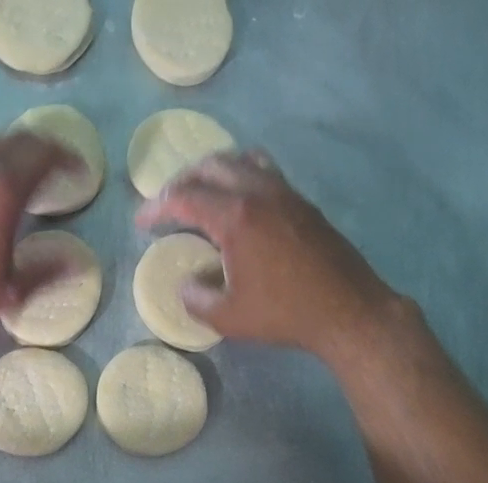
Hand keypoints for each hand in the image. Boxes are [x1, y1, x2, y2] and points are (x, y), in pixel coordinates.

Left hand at [0, 133, 77, 333]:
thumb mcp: (8, 290)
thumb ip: (46, 272)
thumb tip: (78, 265)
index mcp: (3, 188)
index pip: (43, 153)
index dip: (67, 157)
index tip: (78, 171)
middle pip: (15, 140)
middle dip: (40, 149)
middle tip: (53, 167)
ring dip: (8, 154)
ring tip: (19, 176)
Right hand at [135, 151, 407, 356]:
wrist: (346, 310)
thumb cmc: (283, 314)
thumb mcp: (227, 317)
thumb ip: (196, 298)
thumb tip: (186, 285)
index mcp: (236, 217)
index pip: (185, 197)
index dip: (157, 207)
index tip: (141, 223)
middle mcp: (259, 192)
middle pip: (211, 165)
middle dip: (182, 181)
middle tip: (167, 204)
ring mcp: (284, 193)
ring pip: (240, 160)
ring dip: (213, 172)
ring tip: (201, 194)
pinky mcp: (302, 202)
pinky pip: (263, 172)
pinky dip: (240, 177)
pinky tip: (238, 204)